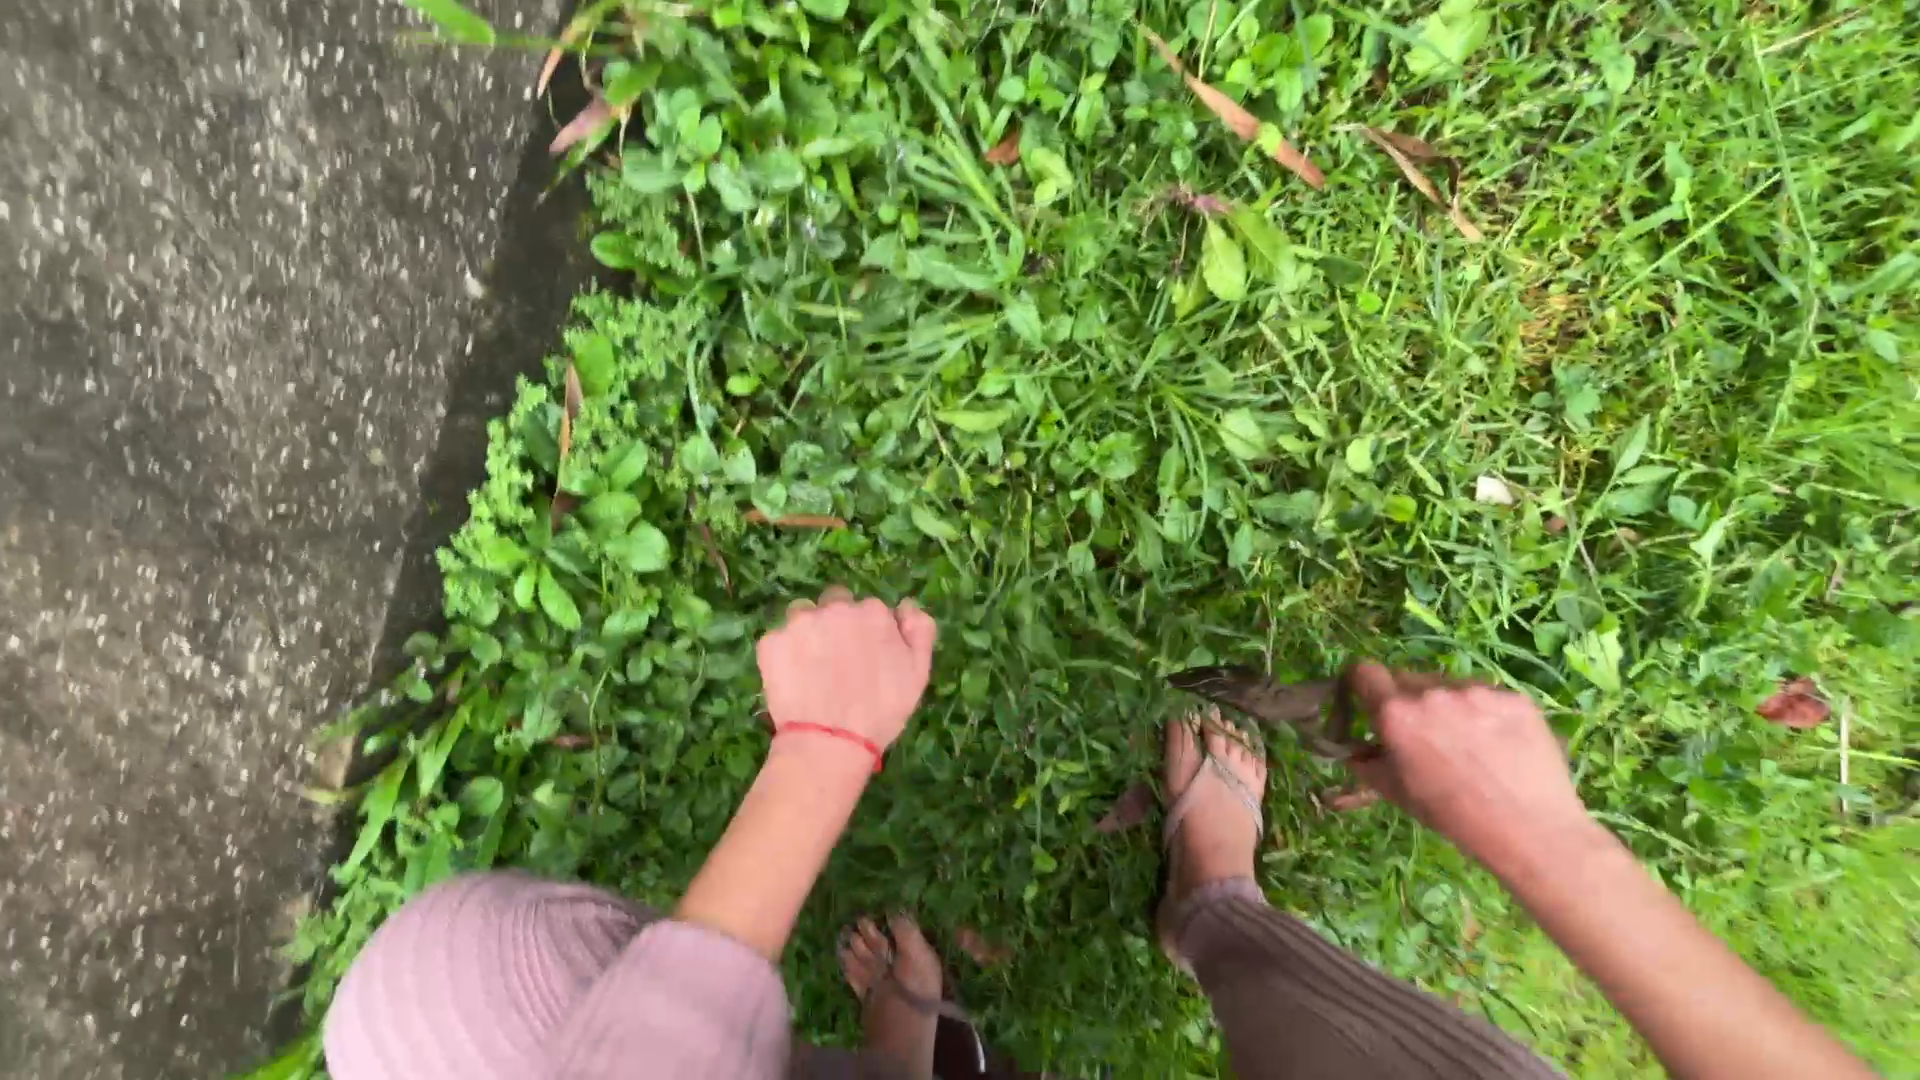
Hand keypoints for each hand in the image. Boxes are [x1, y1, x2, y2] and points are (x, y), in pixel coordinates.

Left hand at [757, 586, 936, 751]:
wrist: (829, 744)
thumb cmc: (881, 713)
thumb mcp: (918, 673)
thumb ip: (919, 630)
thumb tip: (905, 605)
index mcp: (873, 612)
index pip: (869, 609)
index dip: (868, 631)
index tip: (866, 655)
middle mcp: (836, 608)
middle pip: (835, 603)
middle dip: (836, 623)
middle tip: (837, 659)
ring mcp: (799, 623)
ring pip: (802, 615)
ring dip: (807, 631)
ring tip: (810, 666)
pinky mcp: (770, 642)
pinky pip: (777, 639)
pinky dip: (783, 653)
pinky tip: (791, 678)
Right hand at [1347, 662, 1593, 876]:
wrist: (1533, 831)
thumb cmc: (1454, 815)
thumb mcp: (1396, 792)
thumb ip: (1366, 763)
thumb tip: (1355, 750)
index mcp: (1396, 714)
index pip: (1364, 672)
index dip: (1364, 685)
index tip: (1372, 701)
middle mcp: (1431, 693)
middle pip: (1407, 679)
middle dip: (1408, 701)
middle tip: (1425, 733)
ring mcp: (1476, 691)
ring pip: (1447, 686)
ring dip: (1447, 704)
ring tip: (1468, 741)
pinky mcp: (1513, 697)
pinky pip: (1486, 695)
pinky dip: (1484, 712)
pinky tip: (1498, 743)